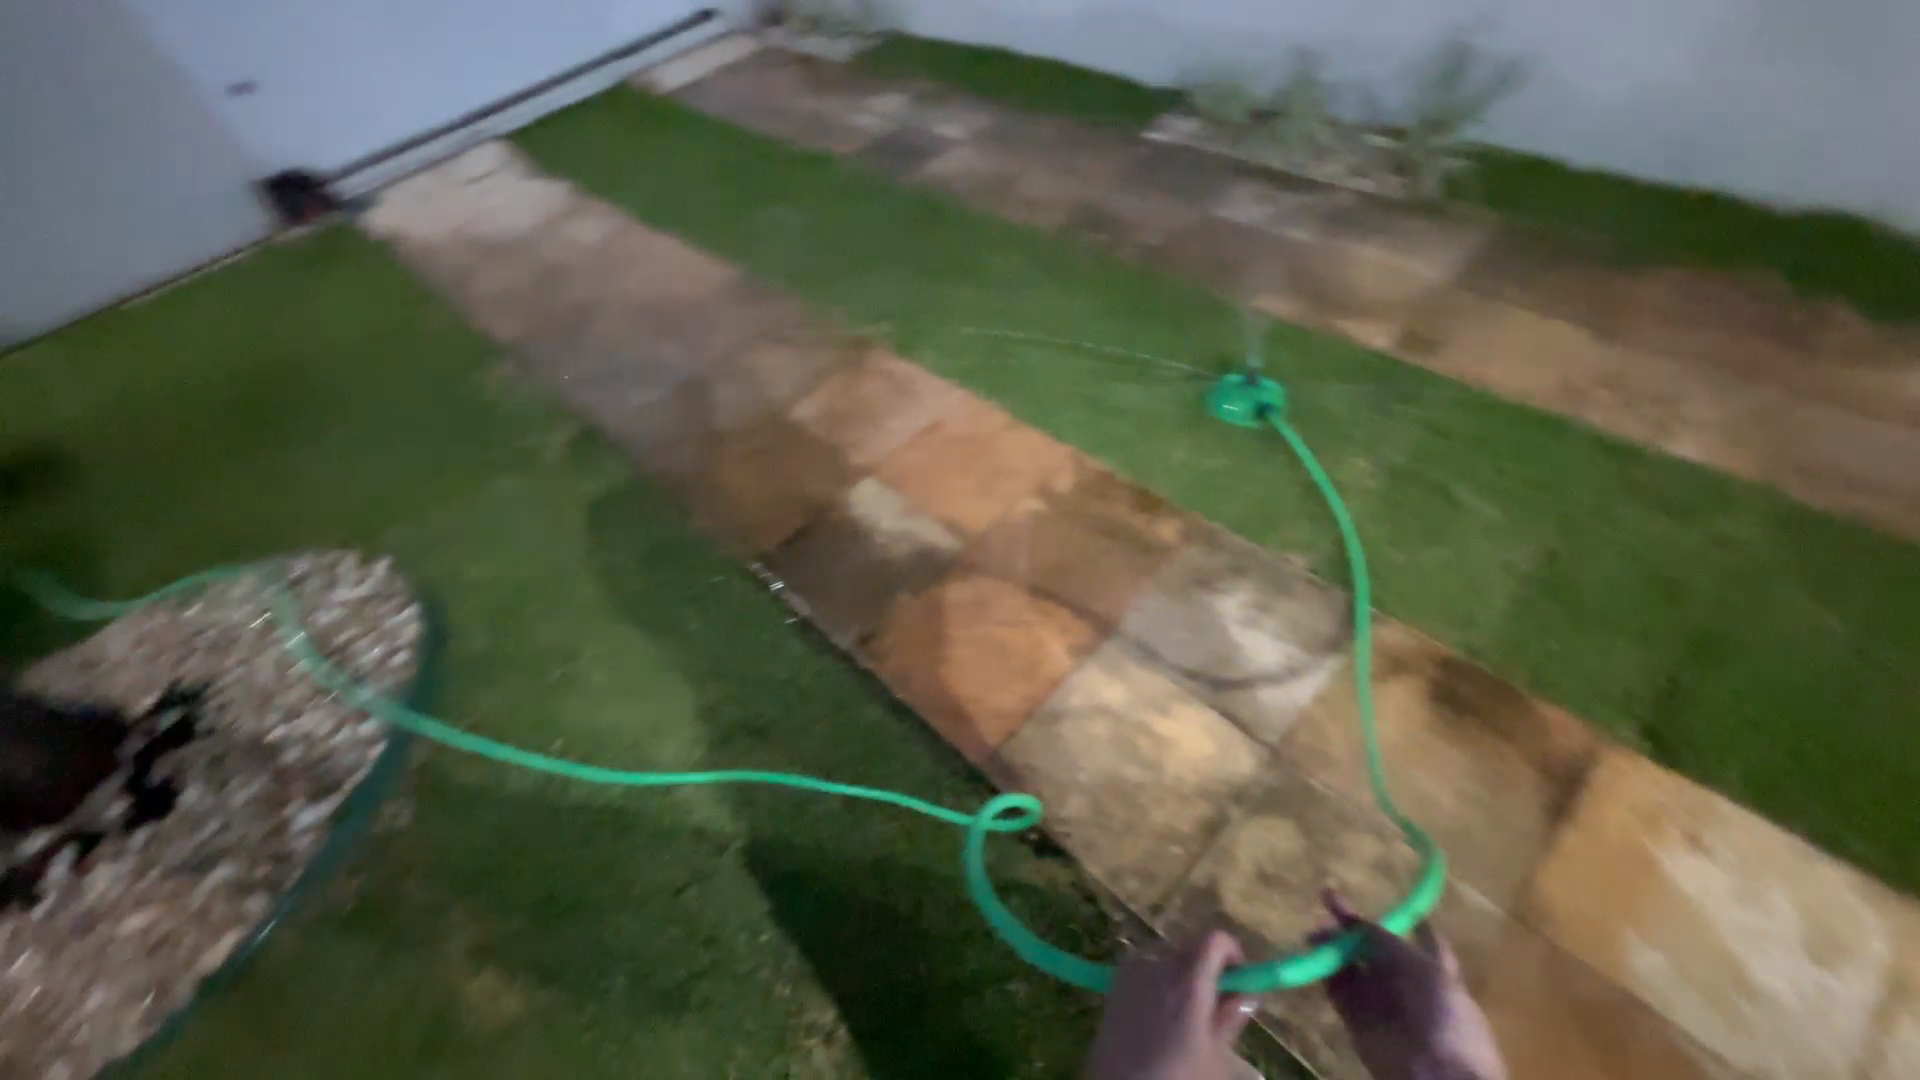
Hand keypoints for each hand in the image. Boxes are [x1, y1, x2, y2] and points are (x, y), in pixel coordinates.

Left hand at [1083, 930, 1259, 1079]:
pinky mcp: (1118, 976)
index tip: (1239, 979)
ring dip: (1184, 970)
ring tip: (1185, 1010)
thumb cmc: (1176, 1075)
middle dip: (1209, 965)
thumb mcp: (1215, 1054)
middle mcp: (1161, 963)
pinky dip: (1160, 976)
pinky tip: (1159, 1010)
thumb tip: (1247, 993)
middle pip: (1193, 946)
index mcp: (1190, 981)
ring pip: (1170, 955)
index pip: (1216, 939)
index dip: (1232, 953)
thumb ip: (1232, 1016)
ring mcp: (1136, 967)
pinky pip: (1148, 964)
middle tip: (1216, 1000)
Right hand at [1313, 892, 1505, 1079]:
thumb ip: (1384, 940)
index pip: (1425, 940)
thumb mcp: (1421, 966)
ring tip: (1314, 932)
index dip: (1410, 921)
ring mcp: (1381, 1001)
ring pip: (1352, 964)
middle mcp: (1406, 983)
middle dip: (1351, 925)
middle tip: (1326, 900)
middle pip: (1375, 946)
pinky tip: (1314, 953)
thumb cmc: (1442, 1016)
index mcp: (1435, 970)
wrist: (1435, 1076)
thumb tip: (1355, 920)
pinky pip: (1337, 988)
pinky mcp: (1357, 1019)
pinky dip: (1324, 970)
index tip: (1390, 900)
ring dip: (1333, 945)